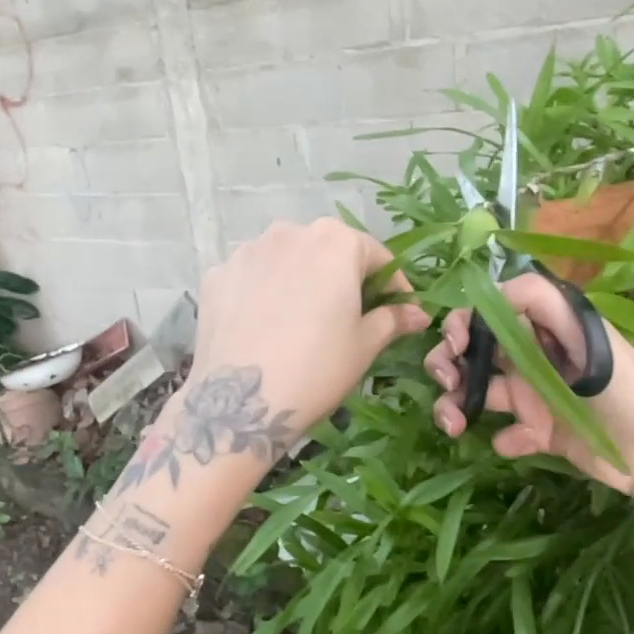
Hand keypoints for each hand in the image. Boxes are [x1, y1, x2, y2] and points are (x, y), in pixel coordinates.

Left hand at [186, 219, 430, 440]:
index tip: (399, 310)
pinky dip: (263, 293)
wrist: (242, 401)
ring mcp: (247, 251)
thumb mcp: (365, 345)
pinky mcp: (216, 275)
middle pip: (327, 250)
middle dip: (343, 278)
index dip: (393, 285)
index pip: (376, 256)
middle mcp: (290, 232)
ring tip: (303, 321)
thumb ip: (393, 319)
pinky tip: (265, 326)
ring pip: (285, 260)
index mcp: (336, 242)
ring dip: (300, 281)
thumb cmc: (317, 368)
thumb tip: (417, 313)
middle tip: (350, 316)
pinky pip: (251, 277)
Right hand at [422, 273, 633, 497]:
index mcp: (543, 327)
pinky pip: (505, 434)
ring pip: (479, 394)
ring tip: (454, 426)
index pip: (488, 314)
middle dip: (448, 365)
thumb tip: (487, 293)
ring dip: (456, 406)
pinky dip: (504, 439)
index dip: (462, 324)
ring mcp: (534, 396)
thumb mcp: (583, 331)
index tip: (456, 345)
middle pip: (473, 354)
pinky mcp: (540, 433)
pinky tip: (521, 441)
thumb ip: (537, 301)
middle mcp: (533, 356)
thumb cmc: (621, 384)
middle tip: (446, 384)